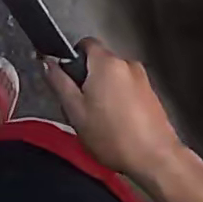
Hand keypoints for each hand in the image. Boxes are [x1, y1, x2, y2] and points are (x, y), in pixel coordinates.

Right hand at [43, 39, 186, 178]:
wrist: (155, 157)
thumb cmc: (112, 136)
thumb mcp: (75, 111)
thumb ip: (59, 82)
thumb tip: (47, 61)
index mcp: (107, 63)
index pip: (85, 43)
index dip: (71, 57)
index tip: (65, 78)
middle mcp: (127, 63)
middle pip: (99, 62)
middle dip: (87, 79)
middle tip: (79, 107)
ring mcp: (142, 78)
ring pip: (113, 77)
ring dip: (103, 91)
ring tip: (99, 120)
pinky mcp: (151, 93)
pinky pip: (127, 88)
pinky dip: (119, 100)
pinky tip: (116, 124)